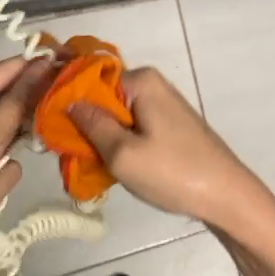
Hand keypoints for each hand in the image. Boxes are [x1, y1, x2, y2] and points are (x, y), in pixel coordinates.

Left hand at [0, 56, 53, 260]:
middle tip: (53, 122)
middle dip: (24, 118)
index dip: (36, 68)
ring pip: (10, 136)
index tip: (74, 67)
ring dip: (6, 157)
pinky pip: (3, 166)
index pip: (2, 72)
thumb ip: (15, 102)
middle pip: (8, 103)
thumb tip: (45, 64)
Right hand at [68, 68, 267, 227]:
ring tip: (87, 168)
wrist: (225, 194)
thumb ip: (92, 125)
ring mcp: (162, 105)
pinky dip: (119, 145)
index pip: (90, 81)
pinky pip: (132, 128)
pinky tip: (110, 169)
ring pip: (116, 117)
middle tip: (69, 158)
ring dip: (100, 140)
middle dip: (84, 125)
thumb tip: (67, 101)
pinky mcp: (168, 125)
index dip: (67, 104)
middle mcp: (152, 84)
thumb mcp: (123, 153)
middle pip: (103, 98)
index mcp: (142, 81)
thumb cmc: (173, 172)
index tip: (49, 131)